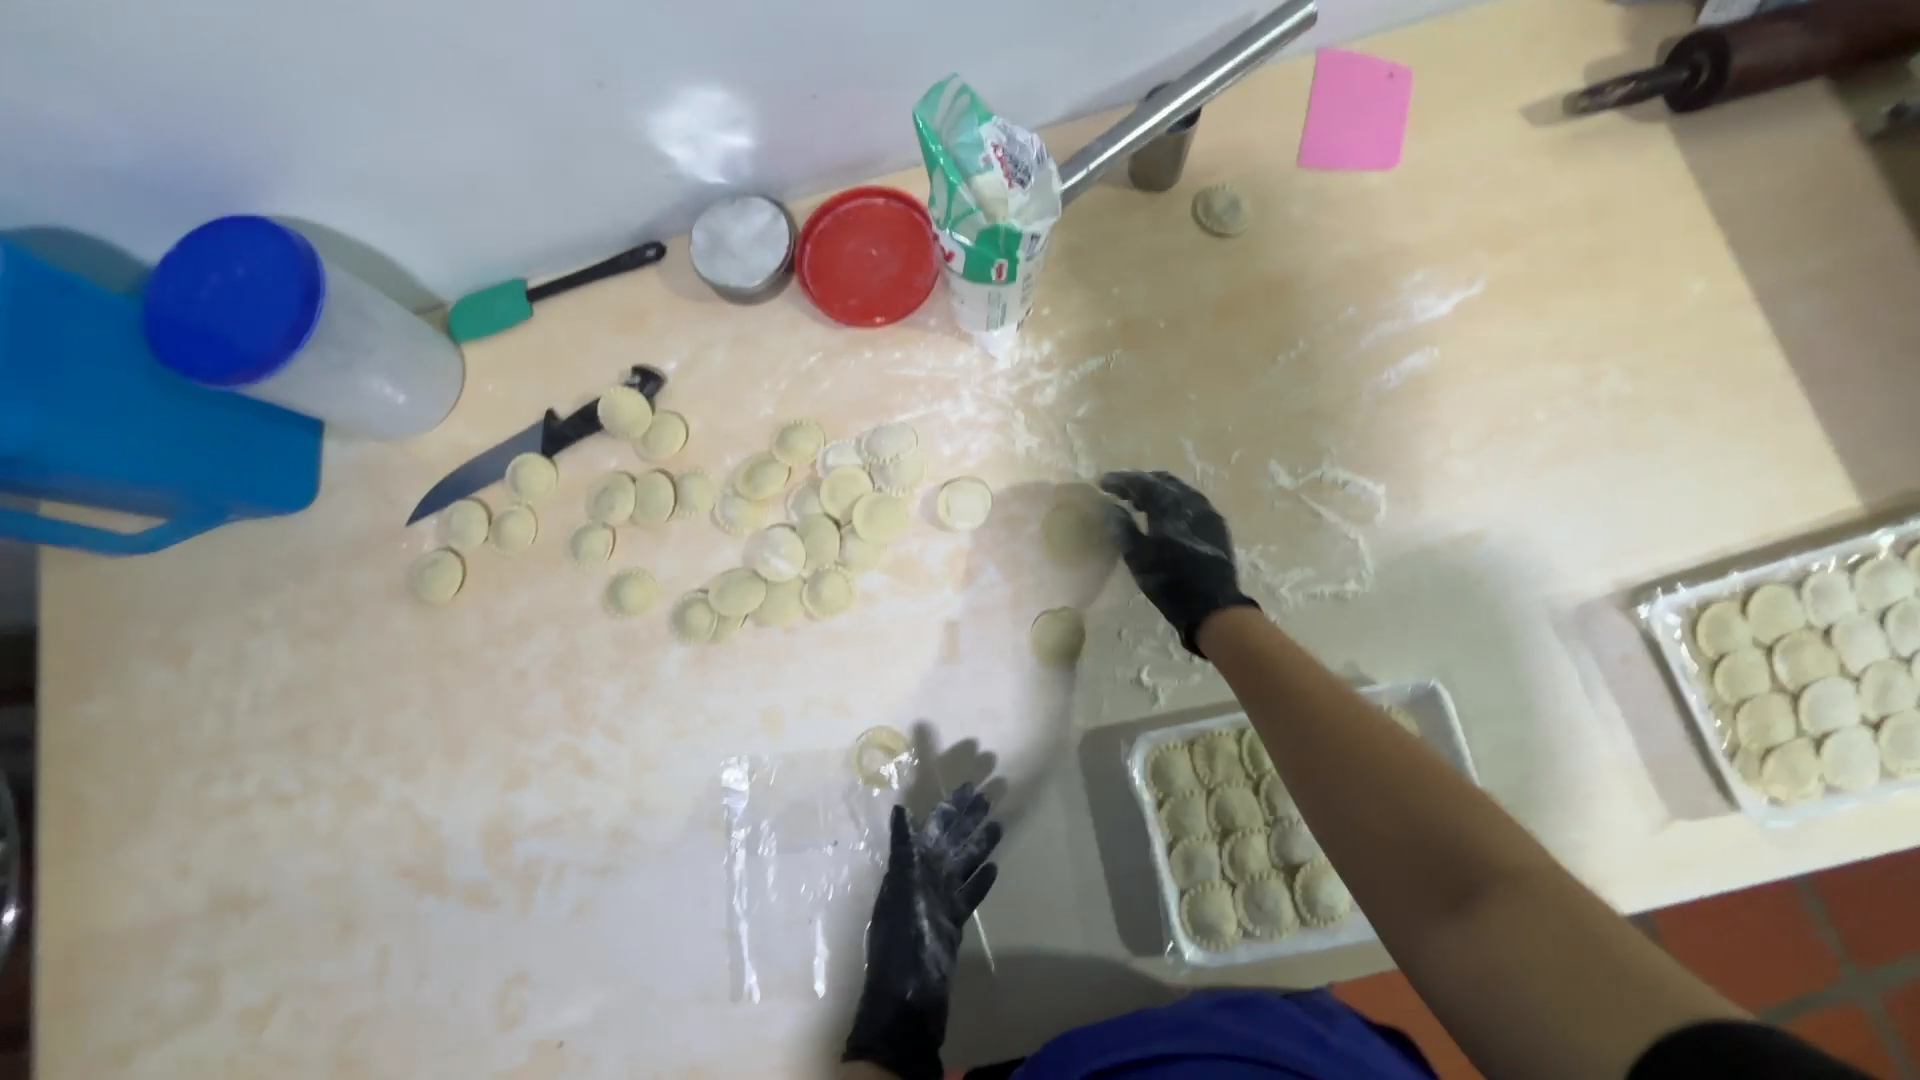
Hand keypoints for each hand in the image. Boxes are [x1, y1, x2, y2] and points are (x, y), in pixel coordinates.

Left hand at [842, 783, 1001, 1079]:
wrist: (908, 999)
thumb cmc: (904, 941)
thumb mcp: (902, 889)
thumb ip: (904, 851)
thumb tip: (901, 809)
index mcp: (911, 867)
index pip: (935, 827)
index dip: (950, 806)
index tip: (970, 785)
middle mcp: (924, 879)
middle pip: (951, 841)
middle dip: (967, 818)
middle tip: (989, 794)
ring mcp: (938, 901)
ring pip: (962, 864)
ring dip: (978, 844)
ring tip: (998, 822)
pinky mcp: (950, 923)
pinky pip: (967, 895)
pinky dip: (980, 881)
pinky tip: (995, 868)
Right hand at [1101, 470, 1258, 656]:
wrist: (1213, 606)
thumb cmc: (1169, 582)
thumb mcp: (1138, 557)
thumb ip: (1123, 528)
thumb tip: (1112, 508)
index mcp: (1170, 507)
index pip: (1142, 484)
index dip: (1121, 481)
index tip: (1103, 483)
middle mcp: (1191, 502)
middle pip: (1163, 482)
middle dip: (1140, 483)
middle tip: (1121, 490)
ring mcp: (1207, 512)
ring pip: (1179, 491)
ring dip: (1158, 492)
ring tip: (1139, 502)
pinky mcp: (1216, 525)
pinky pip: (1191, 503)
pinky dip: (1173, 503)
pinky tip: (1164, 516)